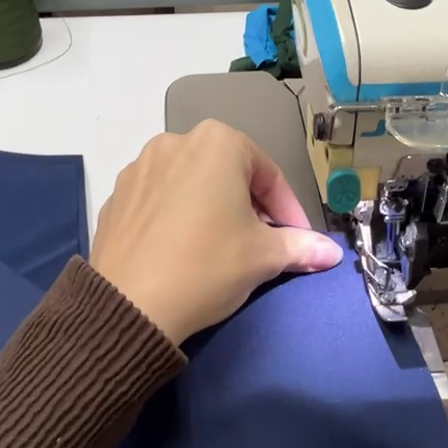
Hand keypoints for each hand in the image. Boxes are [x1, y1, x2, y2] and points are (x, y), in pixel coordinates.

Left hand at [89, 121, 341, 342]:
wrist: (130, 305)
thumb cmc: (208, 265)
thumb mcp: (263, 256)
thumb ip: (300, 246)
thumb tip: (331, 252)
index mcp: (218, 142)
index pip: (268, 174)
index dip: (289, 210)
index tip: (299, 239)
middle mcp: (175, 141)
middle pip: (227, 174)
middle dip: (249, 206)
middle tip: (262, 243)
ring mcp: (139, 166)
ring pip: (191, 184)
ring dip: (211, 209)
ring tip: (220, 247)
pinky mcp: (116, 195)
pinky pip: (159, 200)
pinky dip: (177, 217)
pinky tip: (182, 250)